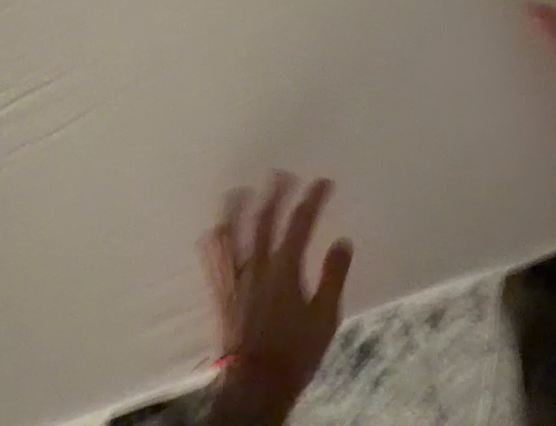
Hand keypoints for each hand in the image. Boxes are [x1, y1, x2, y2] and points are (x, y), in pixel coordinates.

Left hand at [200, 173, 353, 425]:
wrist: (256, 383)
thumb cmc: (295, 351)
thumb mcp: (325, 317)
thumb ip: (333, 276)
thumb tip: (343, 241)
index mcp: (285, 266)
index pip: (300, 222)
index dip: (312, 198)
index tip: (322, 182)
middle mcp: (256, 263)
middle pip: (263, 218)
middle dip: (273, 192)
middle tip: (281, 174)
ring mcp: (235, 276)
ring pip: (232, 232)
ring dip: (237, 208)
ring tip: (240, 190)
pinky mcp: (220, 292)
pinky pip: (213, 259)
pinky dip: (215, 240)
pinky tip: (214, 230)